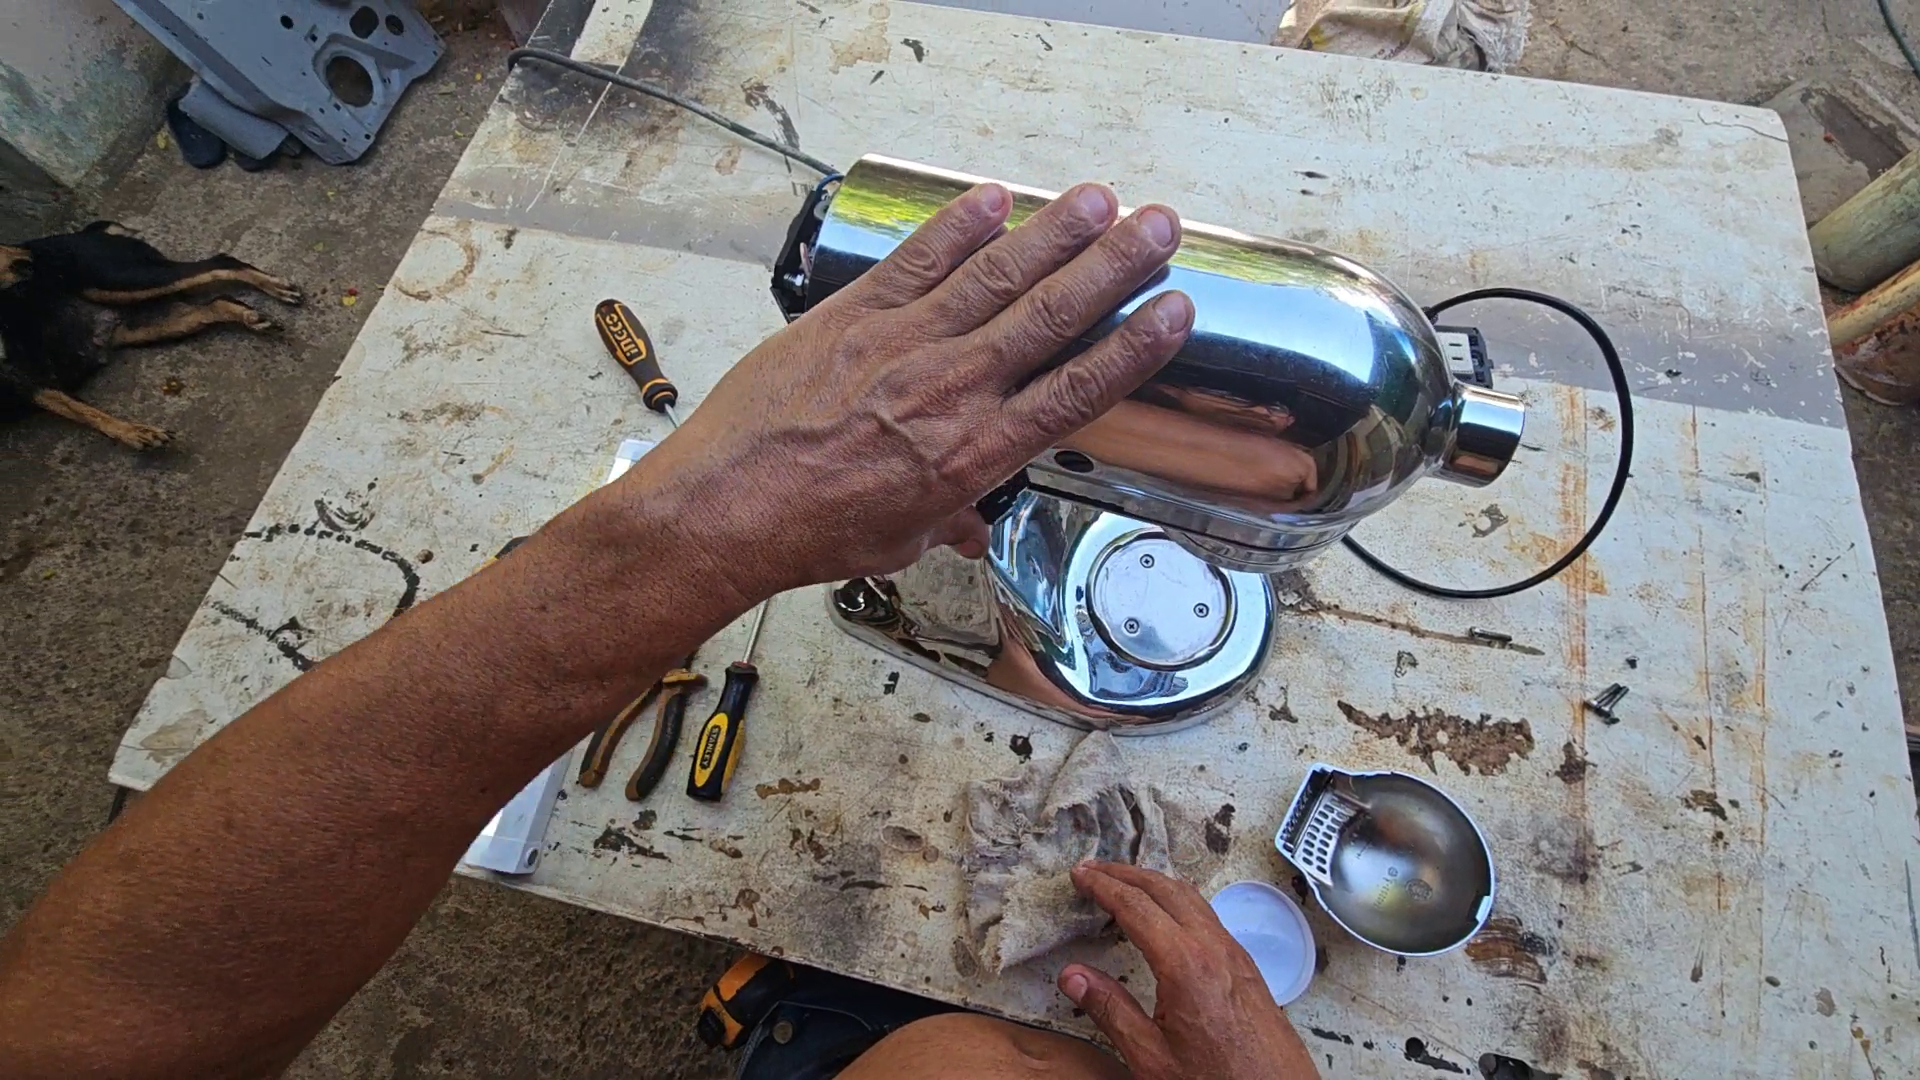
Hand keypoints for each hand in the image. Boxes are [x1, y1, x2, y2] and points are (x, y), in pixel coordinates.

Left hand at [627, 181, 1191, 598]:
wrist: (732, 507)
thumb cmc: (819, 532)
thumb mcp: (901, 541)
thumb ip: (948, 521)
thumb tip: (970, 530)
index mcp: (975, 453)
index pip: (1075, 391)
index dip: (1131, 349)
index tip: (1173, 312)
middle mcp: (952, 389)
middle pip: (1050, 317)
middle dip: (1113, 268)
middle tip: (1158, 227)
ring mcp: (902, 345)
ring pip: (994, 278)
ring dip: (1053, 235)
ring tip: (1098, 200)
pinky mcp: (852, 317)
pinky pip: (917, 263)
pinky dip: (957, 229)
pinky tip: (993, 199)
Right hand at [1060, 862, 1321, 1079]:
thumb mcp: (1152, 1058)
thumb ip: (1110, 1010)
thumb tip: (1069, 974)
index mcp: (1184, 962)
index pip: (1134, 905)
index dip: (1102, 885)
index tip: (1078, 873)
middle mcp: (1211, 944)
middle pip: (1162, 887)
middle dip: (1124, 872)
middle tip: (1093, 869)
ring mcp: (1233, 951)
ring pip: (1188, 895)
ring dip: (1151, 881)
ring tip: (1123, 882)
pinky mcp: (1246, 964)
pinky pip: (1205, 912)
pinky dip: (1175, 897)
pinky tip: (1166, 911)